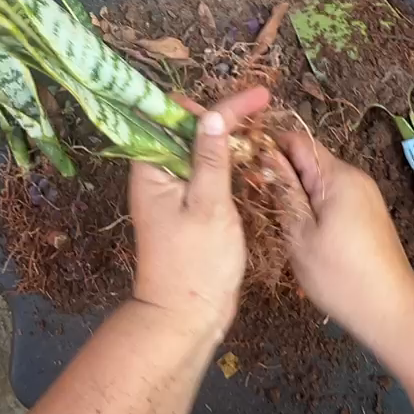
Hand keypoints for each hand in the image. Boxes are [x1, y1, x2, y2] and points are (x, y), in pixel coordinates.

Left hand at [128, 86, 271, 342]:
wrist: (186, 317)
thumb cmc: (195, 263)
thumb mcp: (207, 206)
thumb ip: (211, 160)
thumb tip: (212, 116)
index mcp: (152, 167)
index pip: (180, 118)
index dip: (217, 103)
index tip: (257, 96)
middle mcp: (157, 173)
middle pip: (187, 128)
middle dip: (222, 112)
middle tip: (261, 102)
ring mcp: (172, 189)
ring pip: (199, 147)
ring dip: (226, 133)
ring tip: (259, 118)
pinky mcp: (188, 205)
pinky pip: (205, 169)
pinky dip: (226, 158)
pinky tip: (248, 153)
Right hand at [273, 124, 413, 345]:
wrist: (393, 314)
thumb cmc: (341, 275)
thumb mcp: (300, 234)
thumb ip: (283, 190)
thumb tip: (265, 154)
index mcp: (338, 176)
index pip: (298, 140)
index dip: (270, 147)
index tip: (249, 169)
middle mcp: (354, 177)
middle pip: (309, 159)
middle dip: (282, 173)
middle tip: (259, 199)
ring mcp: (364, 196)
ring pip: (319, 180)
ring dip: (297, 192)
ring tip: (277, 218)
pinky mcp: (367, 213)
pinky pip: (333, 196)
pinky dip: (313, 206)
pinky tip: (302, 231)